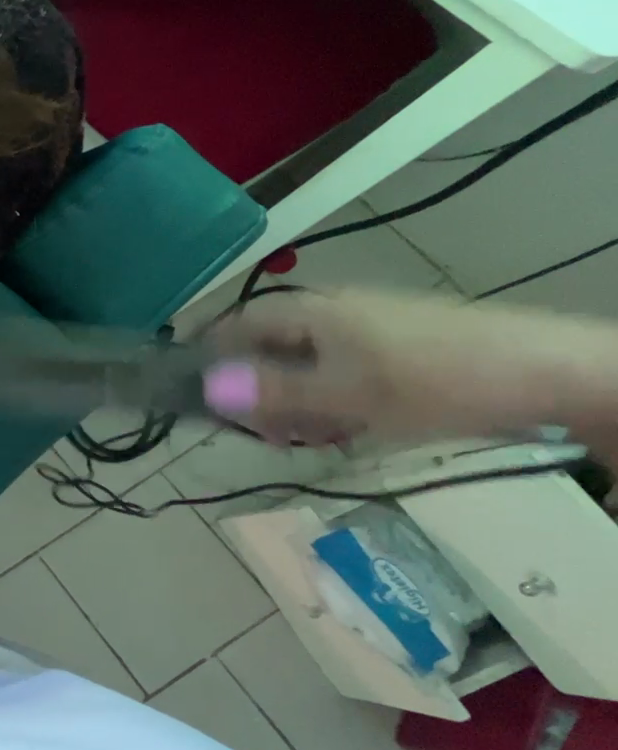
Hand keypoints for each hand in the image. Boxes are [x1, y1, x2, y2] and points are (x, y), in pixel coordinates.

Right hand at [205, 288, 585, 444]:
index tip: (197, 401)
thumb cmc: (434, 380)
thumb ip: (272, 394)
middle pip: (264, 349)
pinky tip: (350, 427)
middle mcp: (327, 311)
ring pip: (302, 364)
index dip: (207, 360)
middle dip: (257, 393)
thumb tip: (204, 391)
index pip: (231, 327)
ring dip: (295, 402)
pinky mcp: (392, 345)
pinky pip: (337, 370)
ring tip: (313, 438)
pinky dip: (330, 399)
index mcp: (306, 311)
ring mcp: (362, 326)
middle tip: (266, 434)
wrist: (552, 373)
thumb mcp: (344, 396)